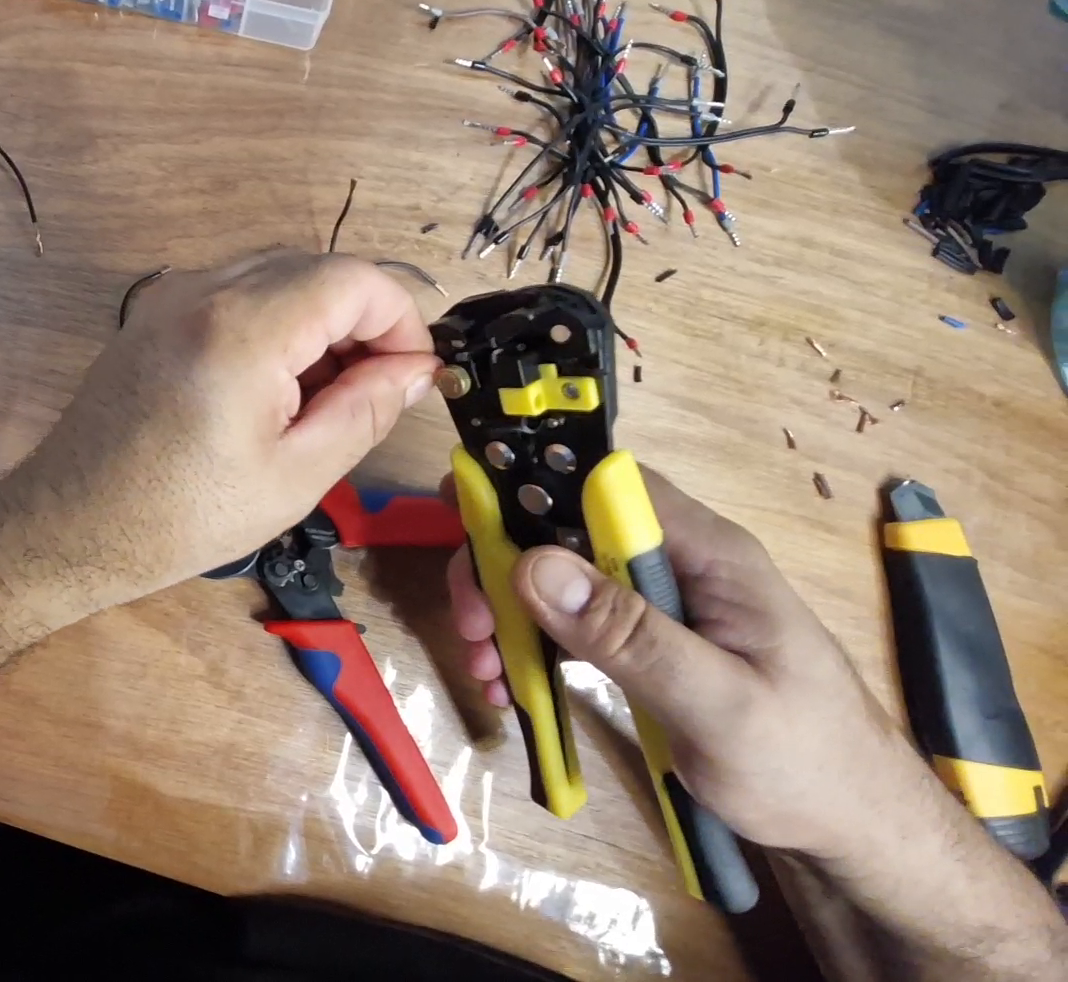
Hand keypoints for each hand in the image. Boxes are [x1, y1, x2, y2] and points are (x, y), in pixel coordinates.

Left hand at [0, 250, 439, 614]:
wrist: (70, 525)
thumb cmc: (182, 516)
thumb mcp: (294, 475)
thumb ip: (366, 410)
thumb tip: (414, 369)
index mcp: (243, 327)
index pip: (354, 279)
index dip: (401, 320)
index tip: (413, 374)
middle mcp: (203, 289)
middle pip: (316, 269)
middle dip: (362, 320)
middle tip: (373, 389)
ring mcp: (169, 297)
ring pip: (274, 276)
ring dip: (317, 321)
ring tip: (323, 395)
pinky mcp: (151, 316)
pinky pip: (232, 294)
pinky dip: (271, 322)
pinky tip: (271, 384)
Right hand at [444, 466, 943, 859]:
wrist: (855, 831)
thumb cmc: (807, 766)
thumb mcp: (717, 704)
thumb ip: (629, 634)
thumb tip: (533, 565)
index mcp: (705, 553)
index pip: (605, 487)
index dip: (528, 486)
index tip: (461, 515)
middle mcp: (670, 561)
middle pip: (558, 530)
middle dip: (499, 569)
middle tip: (472, 624)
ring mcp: (650, 598)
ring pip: (548, 574)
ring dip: (502, 612)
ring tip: (486, 668)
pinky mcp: (633, 634)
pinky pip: (559, 618)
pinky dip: (522, 644)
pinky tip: (507, 683)